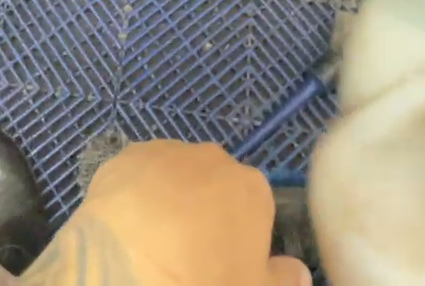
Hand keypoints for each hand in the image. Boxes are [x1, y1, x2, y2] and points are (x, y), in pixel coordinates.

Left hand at [26, 140, 307, 285]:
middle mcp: (212, 158)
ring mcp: (166, 151)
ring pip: (173, 176)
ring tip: (152, 242)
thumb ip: (281, 278)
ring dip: (168, 200)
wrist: (131, 267)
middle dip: (204, 211)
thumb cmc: (205, 279)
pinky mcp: (126, 156)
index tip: (225, 261)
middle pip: (213, 185)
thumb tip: (298, 271)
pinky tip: (126, 227)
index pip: (253, 206)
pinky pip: (137, 175)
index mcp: (251, 187)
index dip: (240, 235)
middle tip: (188, 253)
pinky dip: (133, 196)